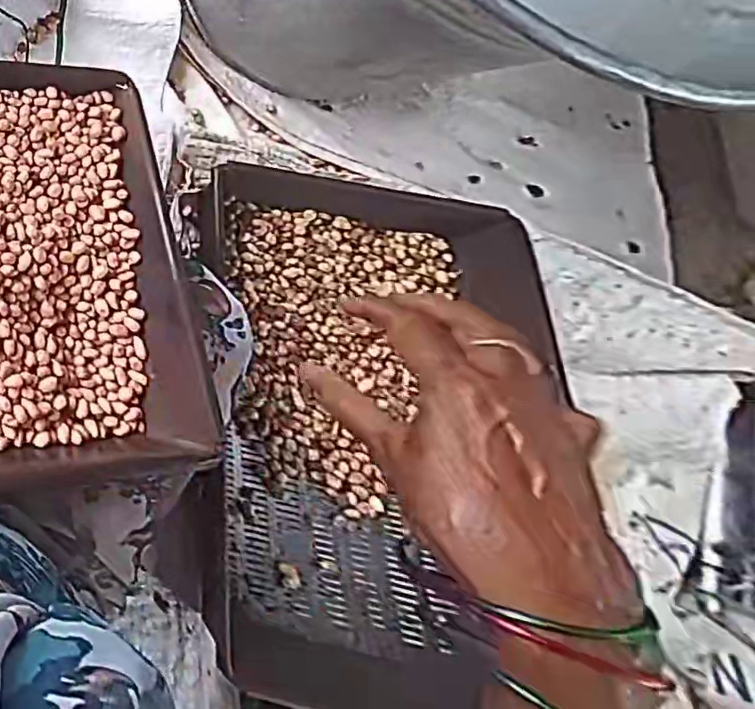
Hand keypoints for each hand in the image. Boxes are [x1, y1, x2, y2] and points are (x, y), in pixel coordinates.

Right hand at [303, 295, 640, 628]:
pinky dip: (522, 376)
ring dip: (477, 328)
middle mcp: (508, 389)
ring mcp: (545, 412)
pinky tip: (512, 388)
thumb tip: (313, 374)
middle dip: (431, 304)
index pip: (411, 326)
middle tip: (401, 300)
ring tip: (451, 327)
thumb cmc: (471, 525)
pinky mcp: (569, 440)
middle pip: (472, 323)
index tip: (354, 306)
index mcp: (458, 386)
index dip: (375, 309)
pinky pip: (548, 390)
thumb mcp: (390, 456)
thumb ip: (349, 404)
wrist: (546, 584)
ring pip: (516, 347)